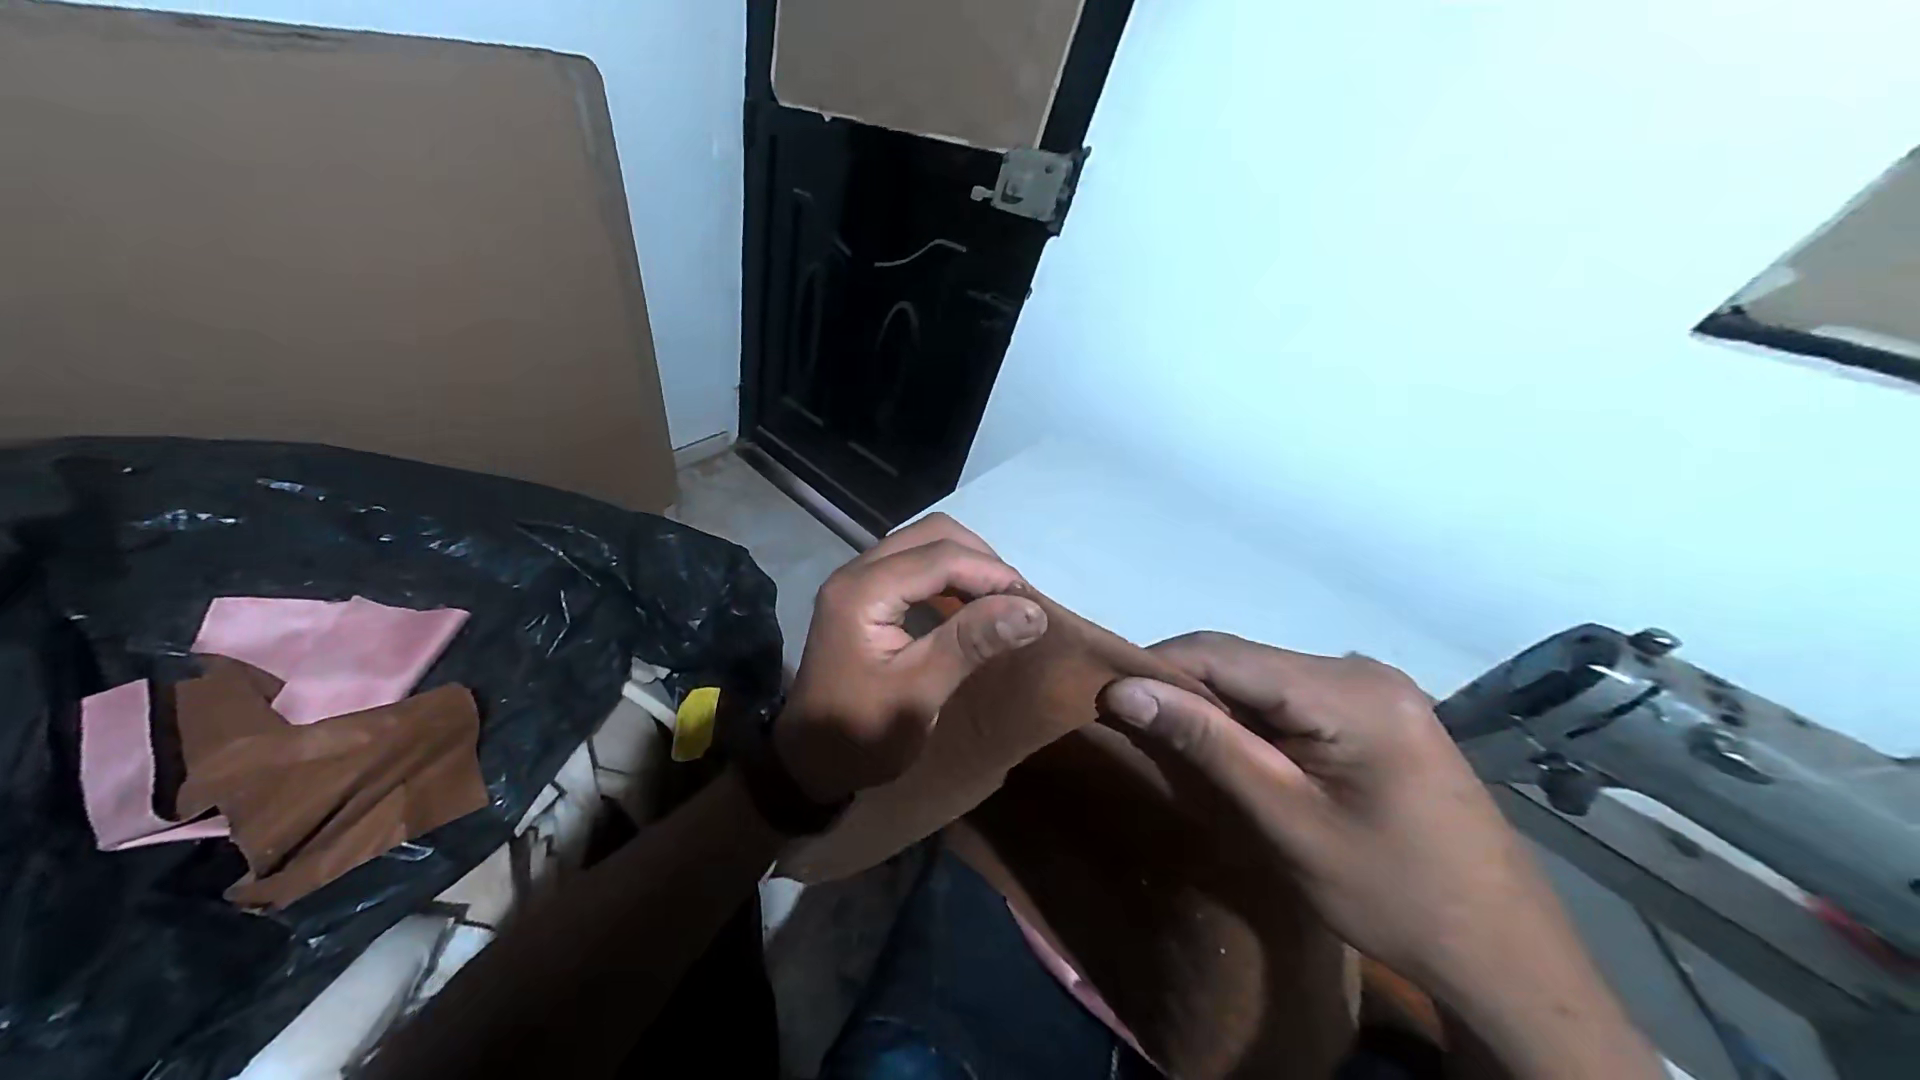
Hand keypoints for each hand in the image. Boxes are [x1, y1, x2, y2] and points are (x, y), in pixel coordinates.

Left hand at [775, 514, 1046, 803]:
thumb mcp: (917, 694)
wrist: (808, 761)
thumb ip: (969, 644)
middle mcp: (856, 572)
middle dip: (980, 559)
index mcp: (862, 592)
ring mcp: (858, 580)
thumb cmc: (859, 735)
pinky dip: (950, 576)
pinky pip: (915, 565)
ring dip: (967, 564)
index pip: (939, 557)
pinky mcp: (865, 595)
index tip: (1031, 603)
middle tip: (1014, 600)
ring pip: (924, 543)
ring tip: (999, 602)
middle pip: (932, 534)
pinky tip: (970, 605)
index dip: (991, 572)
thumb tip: (1032, 611)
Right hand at [1095, 631, 1542, 987]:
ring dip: (1212, 703)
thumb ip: (1206, 744)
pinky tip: (1232, 749)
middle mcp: (1361, 670)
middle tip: (1133, 726)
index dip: (1156, 666)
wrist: (1504, 954)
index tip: (1105, 697)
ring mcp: (1373, 687)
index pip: (1223, 654)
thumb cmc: (1393, 894)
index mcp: (1350, 691)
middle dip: (1182, 687)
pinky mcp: (1375, 709)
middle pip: (1242, 660)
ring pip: (1261, 676)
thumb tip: (1124, 689)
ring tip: (1172, 740)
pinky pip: (1289, 695)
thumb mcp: (1286, 821)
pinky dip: (1248, 716)